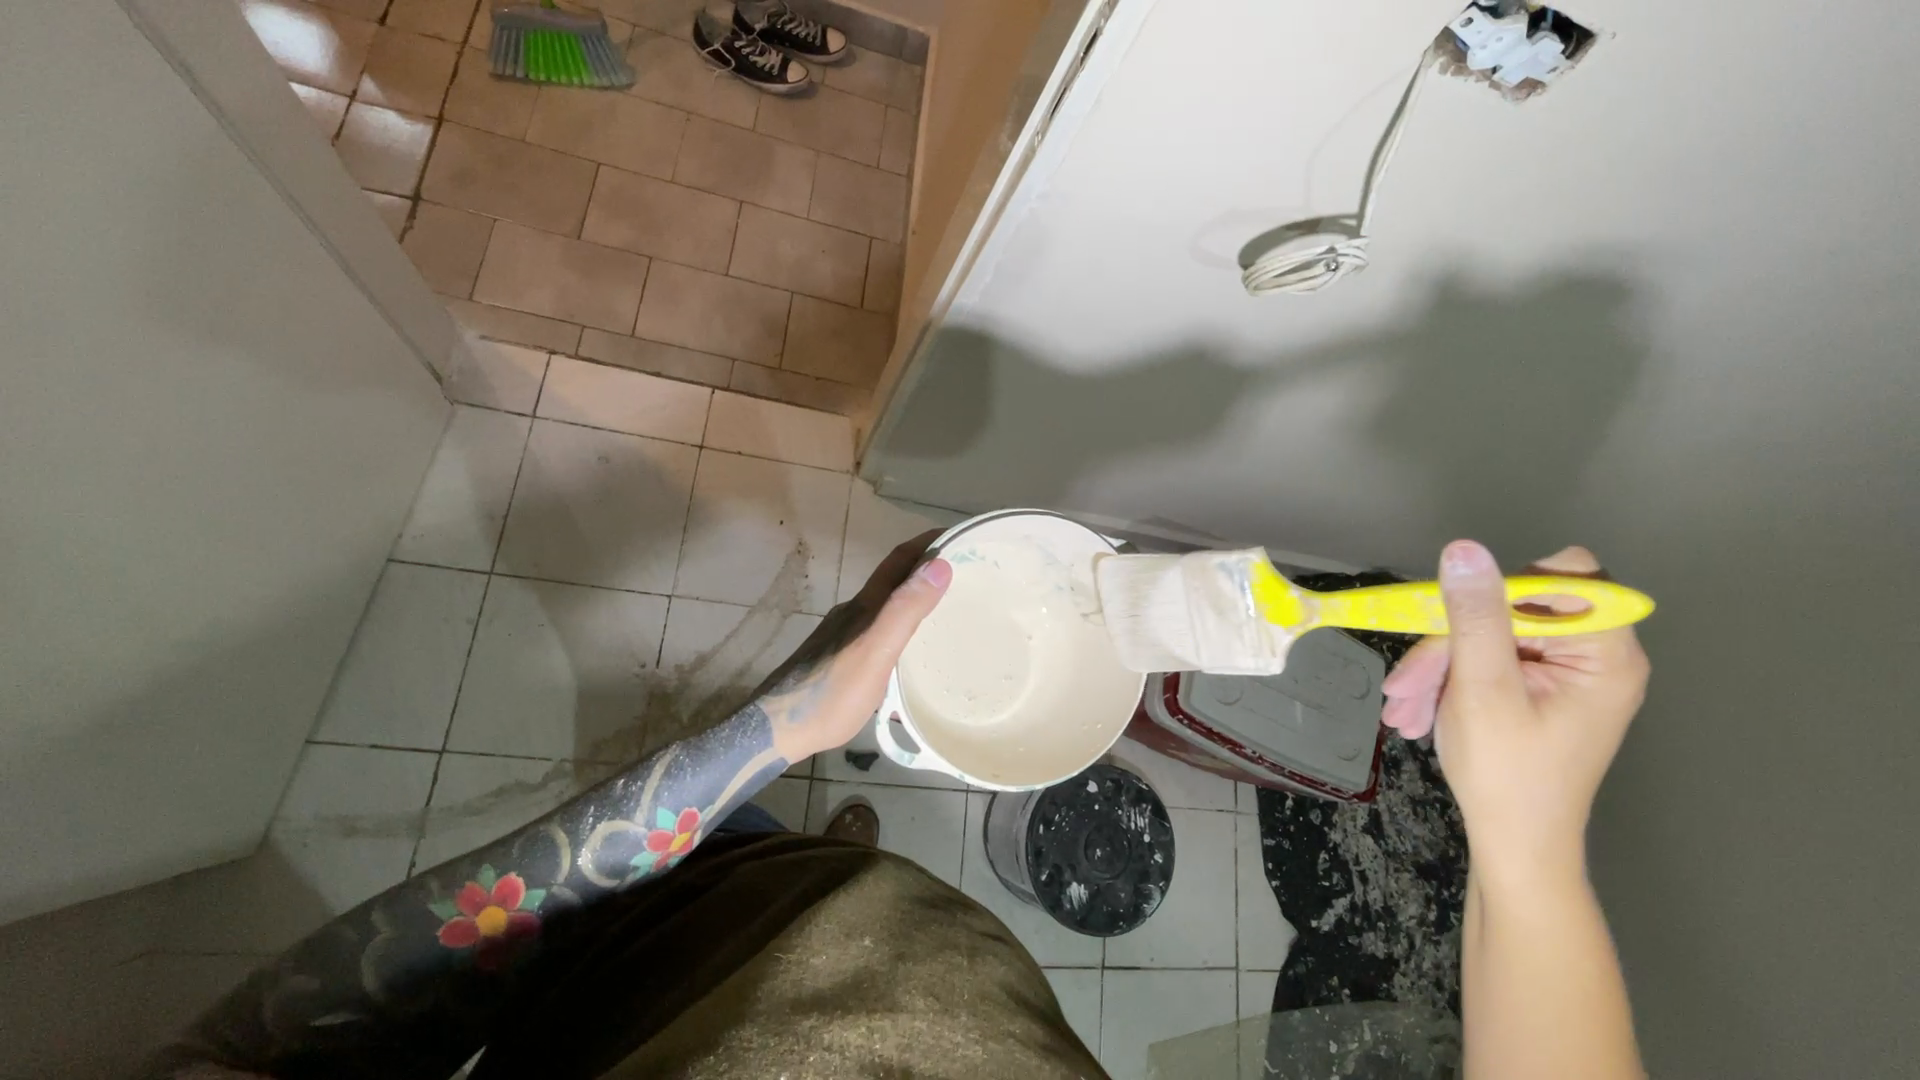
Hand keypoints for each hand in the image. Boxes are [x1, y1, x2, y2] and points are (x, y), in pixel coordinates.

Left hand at [761, 531, 951, 760]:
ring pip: (886, 606)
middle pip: (894, 580)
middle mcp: (853, 614)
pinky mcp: (839, 657)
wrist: (775, 730)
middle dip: (927, 568)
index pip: (899, 560)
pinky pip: (879, 629)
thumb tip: (939, 565)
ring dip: (914, 596)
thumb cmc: (830, 694)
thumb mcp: (875, 654)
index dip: (928, 543)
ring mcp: (843, 636)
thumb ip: (904, 611)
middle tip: (966, 570)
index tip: (961, 535)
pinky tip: (909, 647)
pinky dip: (901, 624)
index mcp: (864, 607)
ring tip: (946, 606)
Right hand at [1379, 542, 1649, 886]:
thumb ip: (1475, 616)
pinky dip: (1449, 680)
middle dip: (1449, 642)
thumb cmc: (1507, 772)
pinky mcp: (1541, 688)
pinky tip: (1416, 710)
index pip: (1568, 575)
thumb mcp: (1482, 689)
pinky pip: (1490, 659)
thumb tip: (1464, 548)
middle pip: (1515, 608)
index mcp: (1605, 653)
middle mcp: (1596, 655)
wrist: (1514, 844)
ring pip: (1490, 634)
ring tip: (1400, 707)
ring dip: (1438, 666)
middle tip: (1403, 685)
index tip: (1459, 616)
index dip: (1509, 584)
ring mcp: (1567, 673)